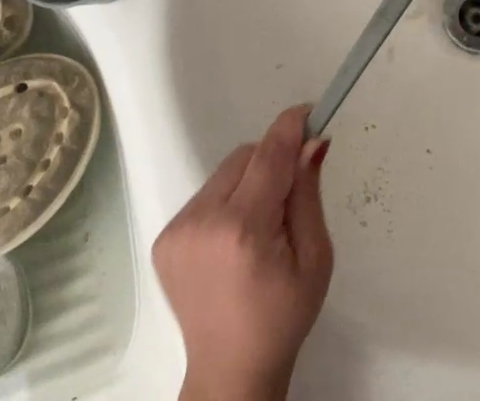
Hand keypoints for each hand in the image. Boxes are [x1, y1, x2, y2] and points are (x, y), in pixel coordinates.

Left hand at [153, 105, 333, 400]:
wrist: (231, 368)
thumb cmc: (284, 316)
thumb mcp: (315, 257)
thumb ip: (307, 194)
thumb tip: (311, 143)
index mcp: (243, 230)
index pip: (268, 157)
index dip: (288, 128)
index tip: (307, 111)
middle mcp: (201, 222)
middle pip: (243, 159)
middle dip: (270, 163)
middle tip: (289, 196)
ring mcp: (176, 230)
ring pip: (223, 175)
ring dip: (247, 183)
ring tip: (260, 227)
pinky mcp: (164, 239)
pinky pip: (204, 196)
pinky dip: (226, 203)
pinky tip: (235, 240)